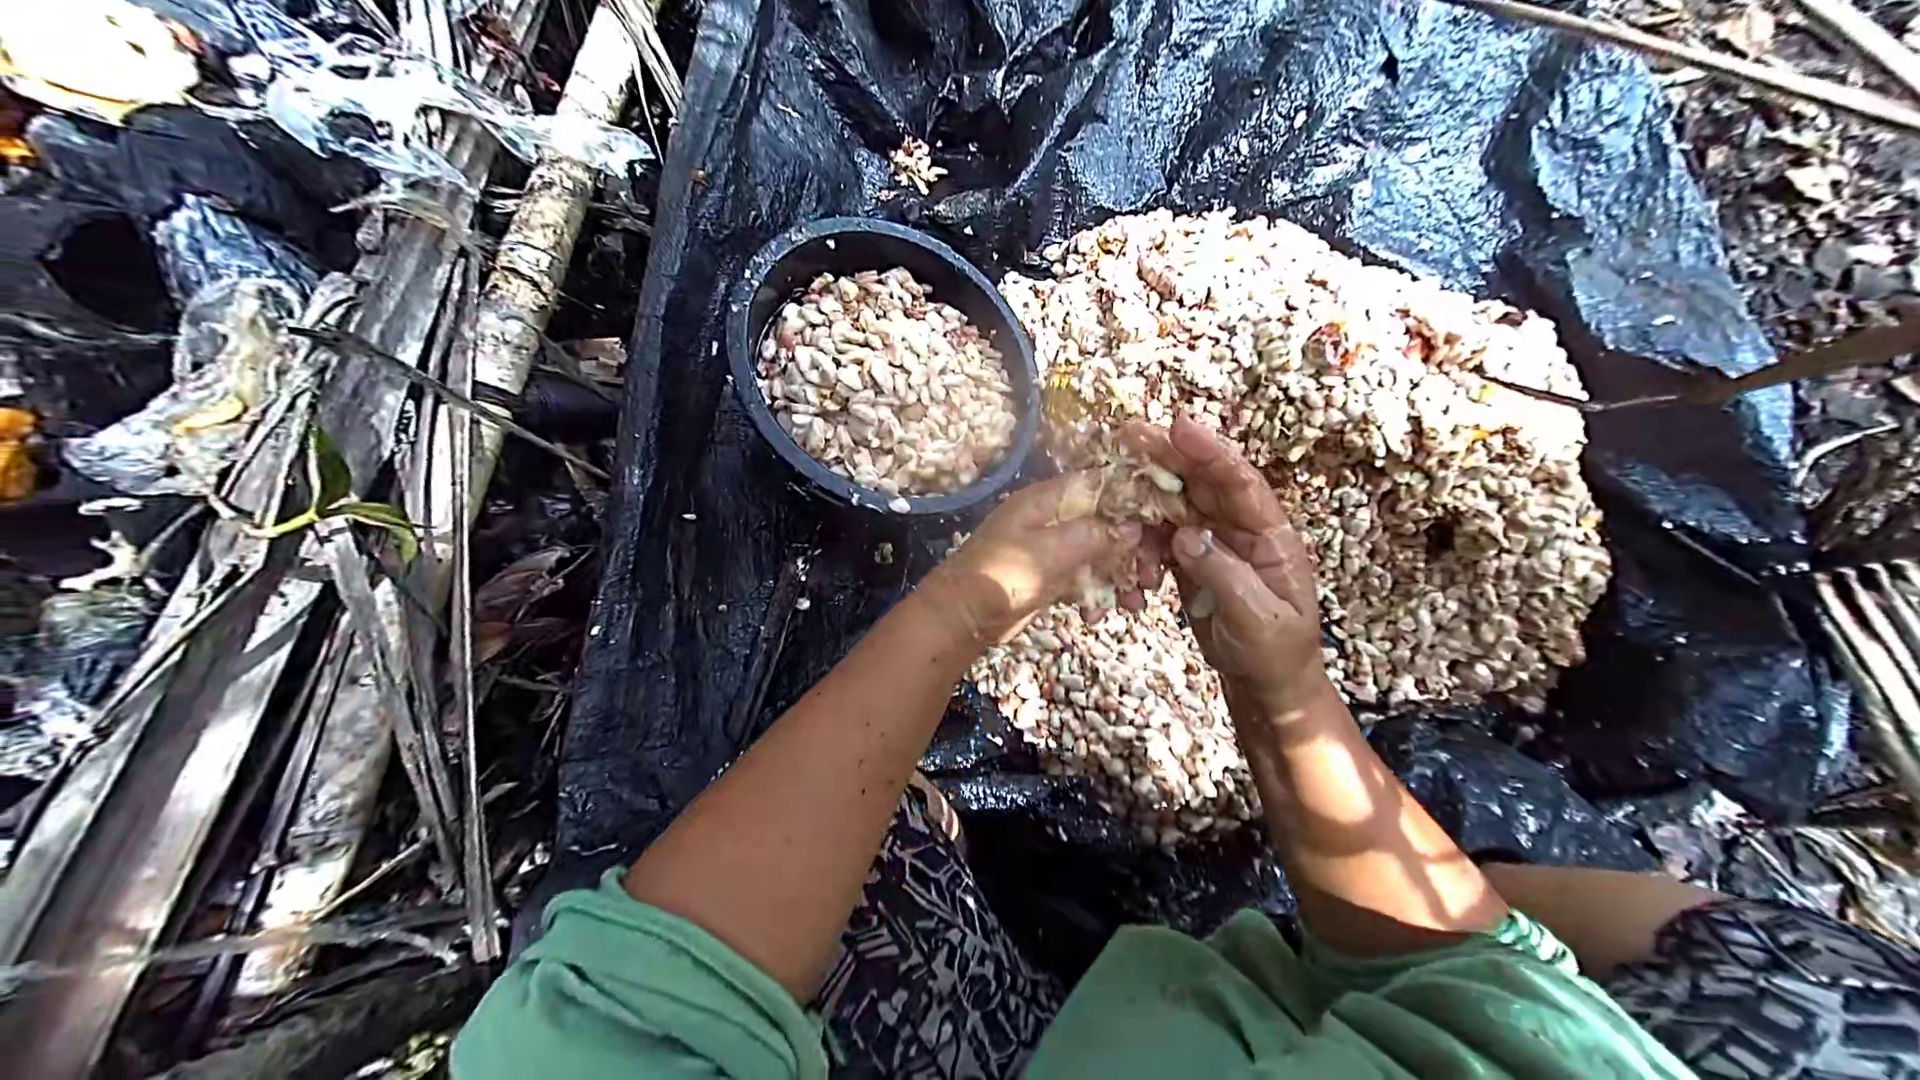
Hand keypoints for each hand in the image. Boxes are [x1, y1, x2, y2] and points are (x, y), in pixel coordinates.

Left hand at [923, 472, 1147, 646]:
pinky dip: (1094, 595)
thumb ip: (1093, 536)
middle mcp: (1051, 519)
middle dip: (1132, 551)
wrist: (961, 618)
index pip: (1099, 486)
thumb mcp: (1049, 552)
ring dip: (1118, 577)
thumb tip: (1133, 527)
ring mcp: (1050, 550)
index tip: (1163, 520)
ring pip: (1098, 555)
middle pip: (1105, 524)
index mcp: (1047, 500)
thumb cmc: (1002, 575)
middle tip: (1152, 577)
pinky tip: (1099, 615)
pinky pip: (1082, 580)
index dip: (1132, 500)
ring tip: (1135, 604)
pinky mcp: (1048, 578)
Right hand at [1126, 417, 1331, 717]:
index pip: (1240, 485)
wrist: (1263, 679)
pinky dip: (1141, 545)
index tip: (1179, 427)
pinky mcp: (1191, 559)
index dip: (1210, 454)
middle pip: (1202, 483)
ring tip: (1114, 489)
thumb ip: (1224, 574)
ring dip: (1146, 498)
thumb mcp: (1258, 619)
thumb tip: (1185, 536)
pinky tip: (1131, 563)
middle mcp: (1240, 529)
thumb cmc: (1274, 651)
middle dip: (1168, 457)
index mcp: (1269, 536)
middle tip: (1131, 434)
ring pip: (1175, 507)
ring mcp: (1213, 542)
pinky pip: (1160, 539)